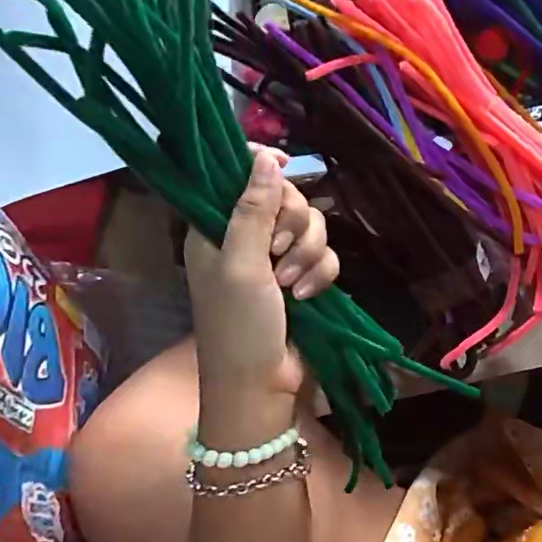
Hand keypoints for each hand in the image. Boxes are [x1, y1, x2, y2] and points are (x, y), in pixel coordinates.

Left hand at [184, 147, 339, 432]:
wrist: (261, 384)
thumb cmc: (237, 324)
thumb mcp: (241, 264)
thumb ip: (254, 209)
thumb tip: (265, 156)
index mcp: (216, 228)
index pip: (237, 177)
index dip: (260, 166)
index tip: (283, 163)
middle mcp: (247, 238)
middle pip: (286, 198)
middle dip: (293, 223)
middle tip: (279, 250)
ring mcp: (277, 260)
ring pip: (311, 227)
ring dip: (308, 254)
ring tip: (292, 285)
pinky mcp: (304, 279)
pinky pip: (325, 256)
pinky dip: (320, 274)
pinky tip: (308, 296)